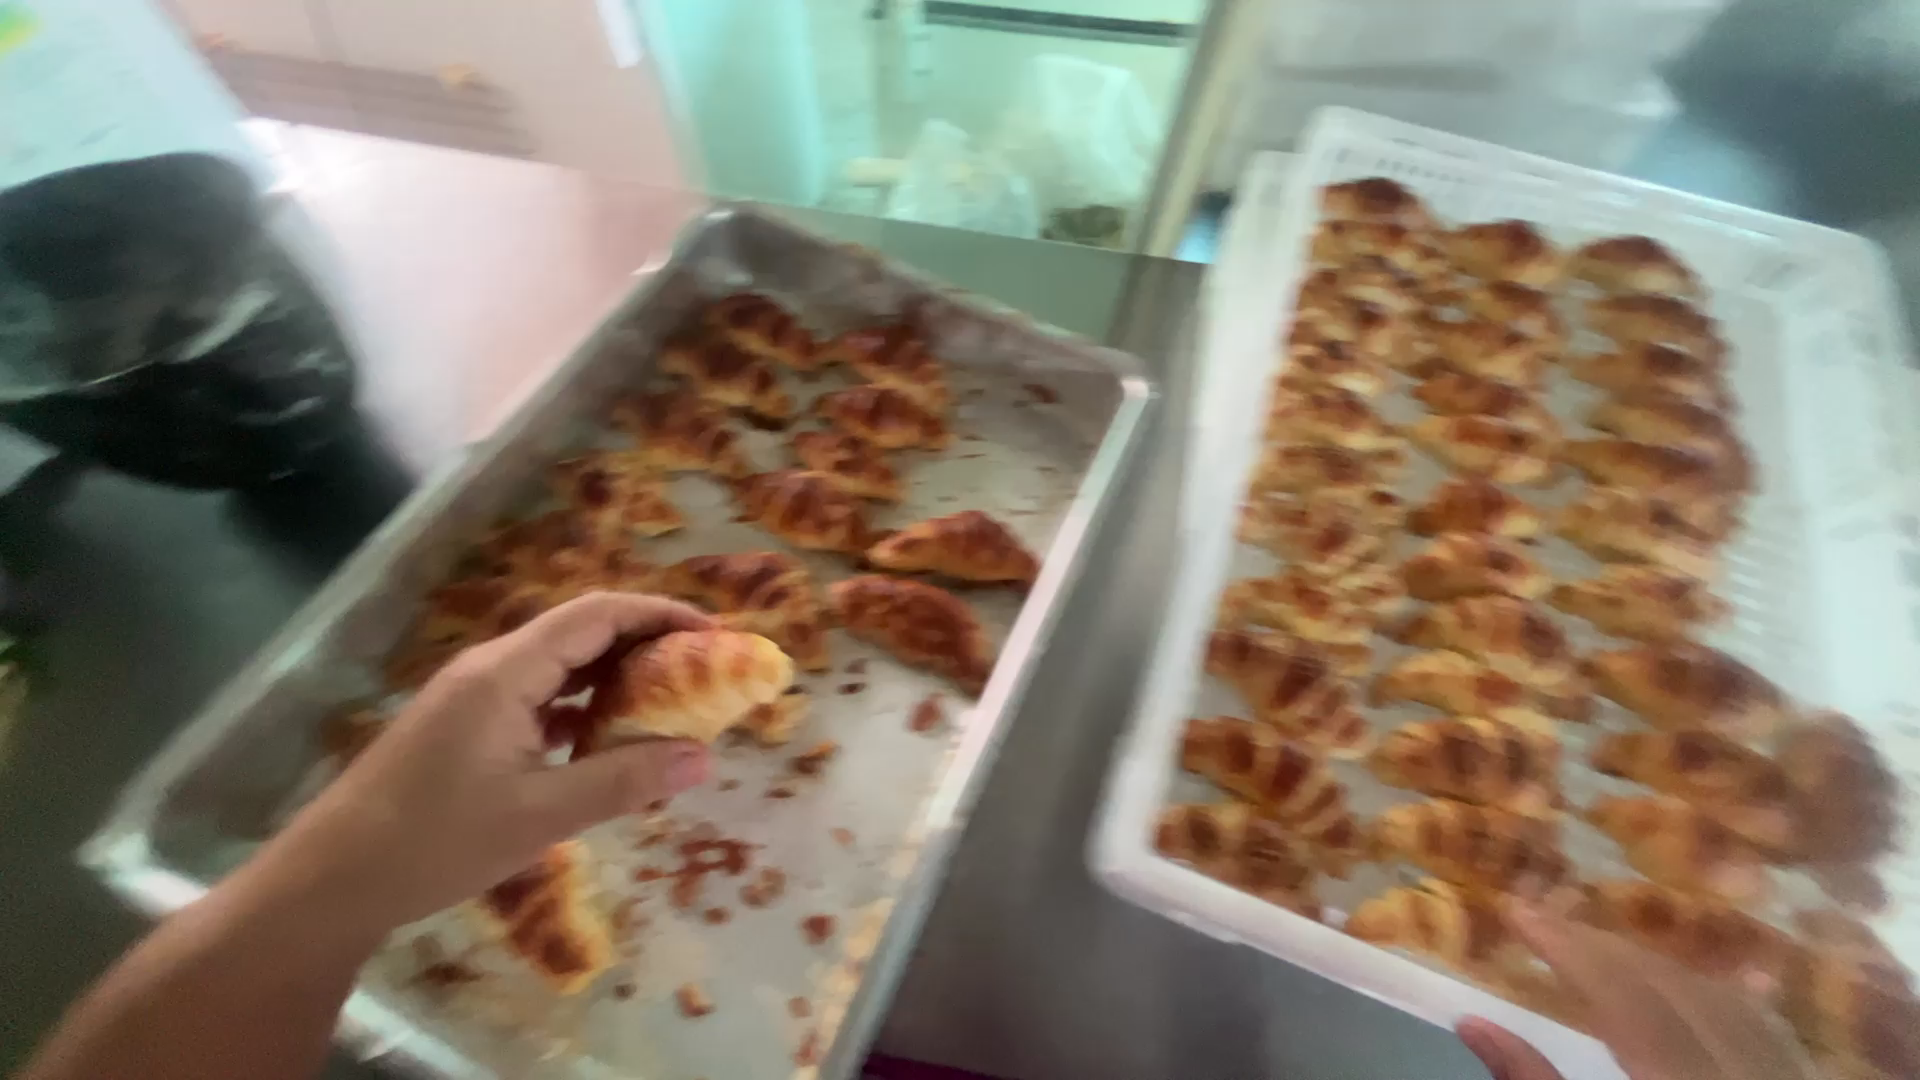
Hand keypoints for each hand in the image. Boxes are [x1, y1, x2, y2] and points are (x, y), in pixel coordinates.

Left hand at [245, 592, 715, 935]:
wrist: (322, 889)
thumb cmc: (431, 844)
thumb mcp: (541, 816)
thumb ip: (626, 780)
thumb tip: (704, 757)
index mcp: (507, 671)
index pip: (598, 614)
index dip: (660, 613)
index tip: (712, 634)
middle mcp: (494, 667)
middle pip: (584, 629)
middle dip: (647, 639)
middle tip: (701, 666)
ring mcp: (479, 695)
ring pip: (564, 661)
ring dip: (618, 671)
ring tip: (669, 696)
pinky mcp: (471, 723)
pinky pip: (545, 693)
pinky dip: (588, 702)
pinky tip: (608, 735)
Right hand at [1456, 907, 1818, 1079]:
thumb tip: (1471, 1022)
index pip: (1629, 1000)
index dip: (1569, 947)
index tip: (1515, 910)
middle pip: (1678, 990)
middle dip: (1602, 945)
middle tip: (1539, 921)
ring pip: (1726, 1003)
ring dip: (1649, 964)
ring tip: (1589, 947)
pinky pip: (1760, 1033)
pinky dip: (1702, 997)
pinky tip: (1667, 989)